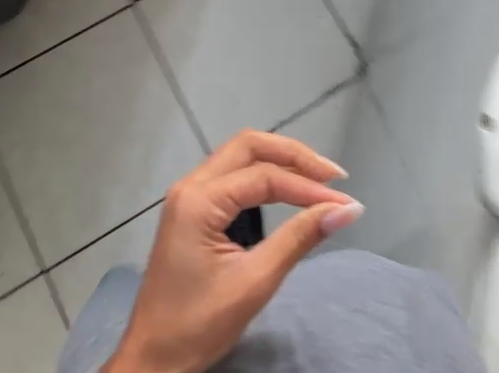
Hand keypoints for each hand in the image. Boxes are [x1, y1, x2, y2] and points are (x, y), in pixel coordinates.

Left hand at [102, 130, 364, 372]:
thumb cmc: (198, 324)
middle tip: (333, 178)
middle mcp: (191, 186)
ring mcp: (189, 196)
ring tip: (318, 181)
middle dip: (294, 156)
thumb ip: (298, 239)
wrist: (152, 358)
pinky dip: (264, 176)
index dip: (308, 188)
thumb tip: (346, 211)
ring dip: (280, 162)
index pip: (264, 177)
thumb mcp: (254, 282)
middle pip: (249, 146)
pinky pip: (232, 176)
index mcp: (199, 200)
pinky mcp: (192, 210)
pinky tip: (287, 190)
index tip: (345, 205)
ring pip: (240, 157)